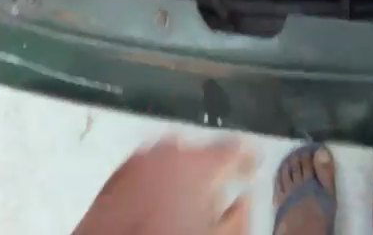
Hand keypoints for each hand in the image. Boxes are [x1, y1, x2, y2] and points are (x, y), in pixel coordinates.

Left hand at [73, 137, 254, 234]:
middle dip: (211, 169)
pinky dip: (158, 180)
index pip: (235, 145)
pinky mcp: (119, 173)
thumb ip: (238, 216)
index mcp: (197, 160)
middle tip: (217, 194)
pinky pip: (148, 169)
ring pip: (173, 158)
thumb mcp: (216, 233)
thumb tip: (244, 200)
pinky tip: (159, 205)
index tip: (254, 163)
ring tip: (185, 204)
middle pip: (201, 152)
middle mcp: (168, 148)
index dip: (249, 155)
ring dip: (183, 174)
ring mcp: (140, 157)